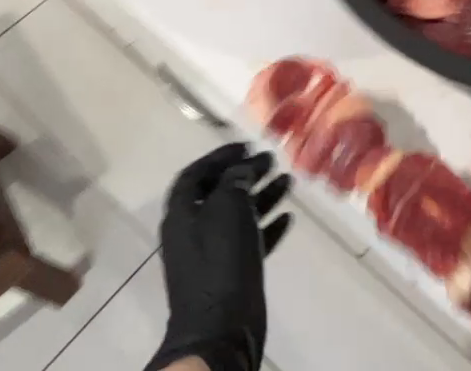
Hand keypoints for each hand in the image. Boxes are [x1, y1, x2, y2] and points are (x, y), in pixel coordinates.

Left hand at [146, 144, 292, 370]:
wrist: (220, 325)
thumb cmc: (220, 258)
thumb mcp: (227, 206)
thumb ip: (235, 180)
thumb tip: (243, 169)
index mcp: (182, 213)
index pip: (196, 173)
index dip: (219, 157)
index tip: (247, 145)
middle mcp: (193, 230)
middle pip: (220, 192)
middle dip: (246, 174)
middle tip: (272, 160)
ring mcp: (212, 253)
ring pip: (238, 215)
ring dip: (262, 196)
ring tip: (288, 182)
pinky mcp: (232, 272)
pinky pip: (250, 240)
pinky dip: (267, 226)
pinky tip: (287, 218)